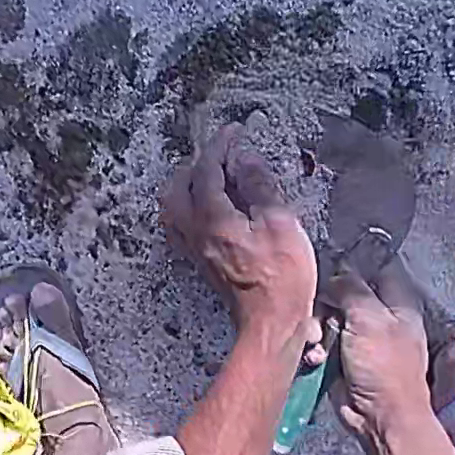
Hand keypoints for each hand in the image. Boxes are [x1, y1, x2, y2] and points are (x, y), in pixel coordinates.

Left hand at [161, 122, 317, 336]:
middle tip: (220, 154)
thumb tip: (244, 160)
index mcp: (213, 220)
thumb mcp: (281, 224)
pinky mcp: (202, 263)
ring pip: (173, 210)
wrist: (269, 322)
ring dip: (186, 188)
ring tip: (212, 178)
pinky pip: (181, 228)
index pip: (205, 172)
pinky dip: (189, 209)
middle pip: (176, 189)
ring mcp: (195, 250)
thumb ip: (259, 187)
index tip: (233, 132)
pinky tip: (210, 209)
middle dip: (195, 165)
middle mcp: (196, 234)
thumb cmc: (281, 278)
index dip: (219, 147)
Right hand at [318, 258, 431, 437]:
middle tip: (319, 312)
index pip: (377, 266)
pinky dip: (315, 347)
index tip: (326, 262)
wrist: (378, 415)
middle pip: (344, 291)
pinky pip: (320, 340)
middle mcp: (378, 315)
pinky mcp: (340, 356)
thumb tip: (334, 272)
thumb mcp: (369, 318)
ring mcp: (358, 336)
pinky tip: (316, 357)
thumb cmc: (384, 367)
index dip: (353, 262)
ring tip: (317, 341)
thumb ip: (351, 288)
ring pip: (327, 316)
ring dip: (316, 327)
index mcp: (397, 301)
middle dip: (326, 300)